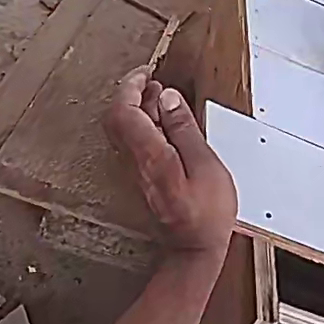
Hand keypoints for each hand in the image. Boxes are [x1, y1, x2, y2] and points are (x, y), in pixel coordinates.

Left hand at [103, 65, 237, 257]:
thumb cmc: (206, 215)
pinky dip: (144, 126)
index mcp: (151, 156)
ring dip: (139, 110)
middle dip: (132, 94)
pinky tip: (165, 126)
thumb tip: (169, 99)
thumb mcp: (206, 166)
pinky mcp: (142, 179)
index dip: (131, 87)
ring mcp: (135, 173)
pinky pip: (133, 144)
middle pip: (117, 119)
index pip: (124, 112)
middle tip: (154, 83)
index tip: (147, 74)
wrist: (194, 249)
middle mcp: (136, 164)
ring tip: (164, 100)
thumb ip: (185, 130)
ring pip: (123, 131)